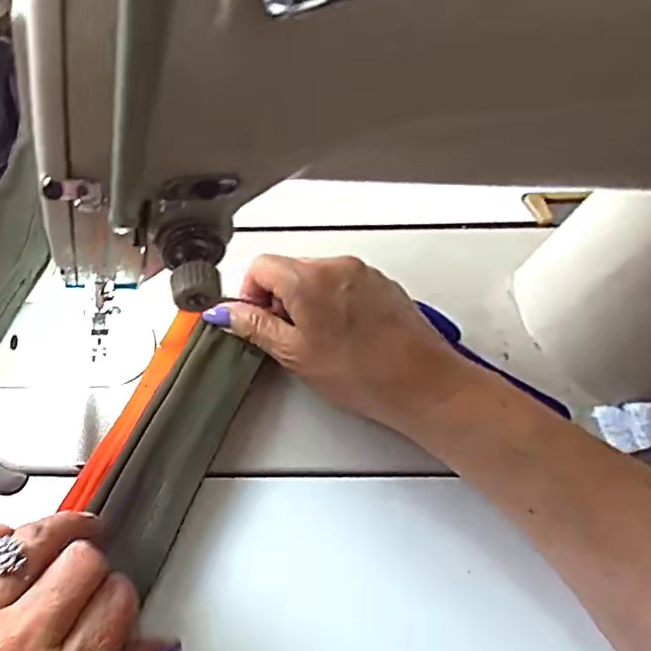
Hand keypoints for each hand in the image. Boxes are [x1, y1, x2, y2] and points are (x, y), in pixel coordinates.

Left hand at [0, 513, 174, 650]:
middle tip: (91, 577)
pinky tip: (9, 544)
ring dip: (60, 531)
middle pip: (82, 561)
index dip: (124, 598)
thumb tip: (146, 648)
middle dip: (96, 565)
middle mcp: (19, 647)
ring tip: (71, 531)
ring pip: (32, 539)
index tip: (117, 605)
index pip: (119, 603)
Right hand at [207, 255, 480, 437]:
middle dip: (278, 300)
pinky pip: (341, 284)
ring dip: (305, 303)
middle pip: (288, 269)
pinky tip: (341, 338)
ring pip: (315, 277)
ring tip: (318, 342)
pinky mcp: (380, 285)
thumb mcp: (295, 354)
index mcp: (310, 279)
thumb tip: (228, 313)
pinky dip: (331, 304)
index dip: (249, 294)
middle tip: (286, 338)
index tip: (255, 319)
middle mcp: (337, 266)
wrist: (421, 384)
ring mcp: (362, 273)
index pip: (259, 266)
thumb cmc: (366, 374)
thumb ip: (255, 327)